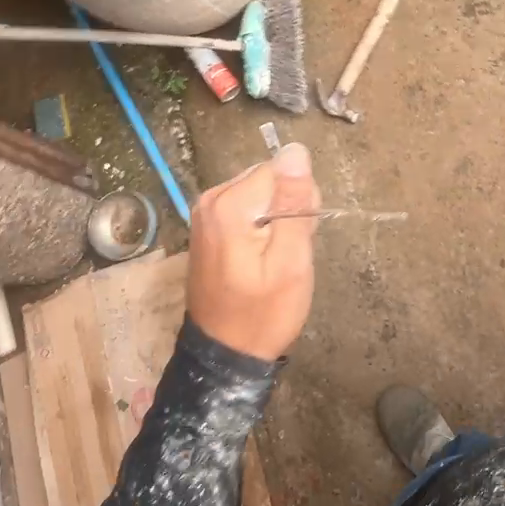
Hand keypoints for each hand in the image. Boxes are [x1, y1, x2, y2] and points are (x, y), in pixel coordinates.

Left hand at [186, 143, 320, 360]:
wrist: (225, 355)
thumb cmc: (262, 314)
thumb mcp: (290, 262)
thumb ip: (294, 203)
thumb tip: (296, 150)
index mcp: (228, 204)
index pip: (280, 171)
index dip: (299, 201)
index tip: (299, 237)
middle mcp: (211, 198)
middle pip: (268, 179)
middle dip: (287, 209)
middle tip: (287, 253)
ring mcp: (205, 212)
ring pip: (260, 193)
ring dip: (276, 220)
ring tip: (274, 258)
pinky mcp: (208, 225)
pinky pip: (247, 207)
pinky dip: (261, 227)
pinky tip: (262, 258)